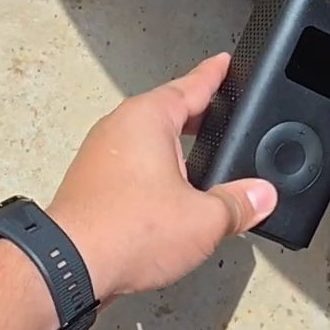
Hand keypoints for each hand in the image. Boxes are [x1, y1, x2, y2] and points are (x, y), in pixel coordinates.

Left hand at [47, 54, 276, 299]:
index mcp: (146, 119)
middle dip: (196, 119)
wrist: (68, 266)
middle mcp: (117, 130)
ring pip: (146, 145)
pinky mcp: (90, 188)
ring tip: (201, 166)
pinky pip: (130, 172)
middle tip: (221, 118)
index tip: (224, 63)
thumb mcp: (203, 219)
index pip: (190, 86)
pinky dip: (152, 179)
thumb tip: (261, 196)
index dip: (213, 75)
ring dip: (173, 155)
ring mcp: (99, 159)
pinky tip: (168, 201)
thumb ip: (238, 204)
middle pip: (166, 115)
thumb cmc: (125, 231)